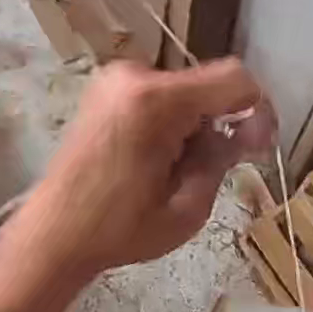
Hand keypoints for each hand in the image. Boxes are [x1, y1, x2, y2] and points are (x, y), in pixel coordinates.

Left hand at [1, 59, 271, 285]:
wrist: (53, 234)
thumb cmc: (119, 231)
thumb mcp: (188, 208)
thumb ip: (223, 160)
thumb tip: (245, 133)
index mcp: (155, 101)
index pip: (234, 79)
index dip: (258, 109)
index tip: (259, 145)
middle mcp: (133, 77)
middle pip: (207, 85)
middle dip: (223, 122)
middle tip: (220, 168)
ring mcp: (113, 81)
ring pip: (184, 92)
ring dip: (196, 125)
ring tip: (180, 172)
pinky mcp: (103, 93)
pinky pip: (158, 96)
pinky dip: (173, 122)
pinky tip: (160, 160)